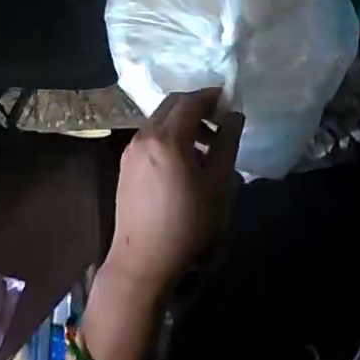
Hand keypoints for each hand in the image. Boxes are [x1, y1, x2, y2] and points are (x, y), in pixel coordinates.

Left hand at [105, 89, 243, 296]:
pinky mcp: (125, 166)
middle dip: (196, 106)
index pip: (190, 101)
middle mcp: (144, 136)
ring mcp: (130, 151)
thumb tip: (234, 115)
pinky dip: (169, 137)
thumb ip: (227, 144)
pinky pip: (150, 138)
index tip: (229, 100)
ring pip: (159, 121)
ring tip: (207, 148)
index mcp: (167, 138)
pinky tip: (184, 163)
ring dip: (183, 123)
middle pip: (171, 105)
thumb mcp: (218, 185)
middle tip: (220, 121)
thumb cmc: (188, 225)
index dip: (211, 96)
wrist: (143, 262)